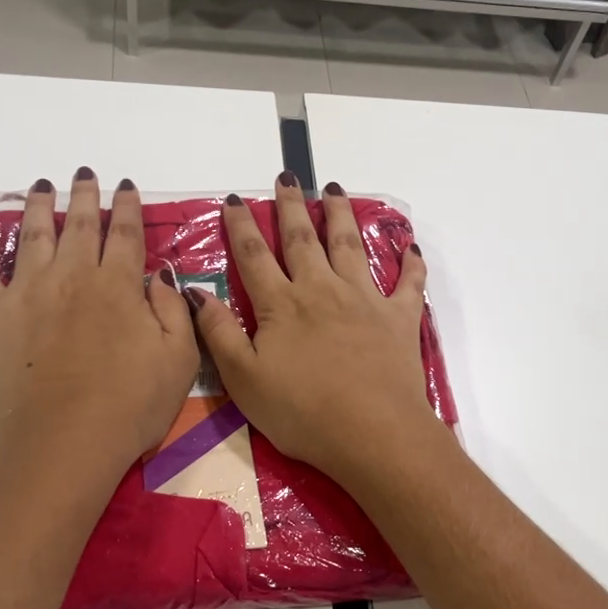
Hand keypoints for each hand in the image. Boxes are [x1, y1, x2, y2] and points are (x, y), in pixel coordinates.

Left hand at [0, 170, 198, 476]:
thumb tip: (160, 274)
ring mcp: (27, 292)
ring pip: (31, 236)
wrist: (63, 441)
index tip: (126, 186)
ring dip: (37, 207)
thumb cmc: (130, 406)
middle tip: (83, 175)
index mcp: (118, 285)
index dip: (127, 207)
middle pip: (78, 225)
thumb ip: (173, 310)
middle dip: (84, 196)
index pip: (125, 233)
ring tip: (40, 186)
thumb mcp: (179, 360)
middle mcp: (71, 276)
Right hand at [191, 175, 437, 483]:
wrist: (372, 432)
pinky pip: (407, 284)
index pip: (254, 256)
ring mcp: (364, 300)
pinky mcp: (399, 319)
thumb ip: (219, 332)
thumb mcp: (243, 379)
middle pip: (303, 240)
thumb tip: (196, 291)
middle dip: (291, 207)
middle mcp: (322, 290)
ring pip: (350, 246)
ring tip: (334, 189)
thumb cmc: (301, 412)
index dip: (242, 226)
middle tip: (288, 176)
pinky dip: (411, 263)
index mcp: (281, 305)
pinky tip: (410, 245)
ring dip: (341, 215)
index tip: (236, 199)